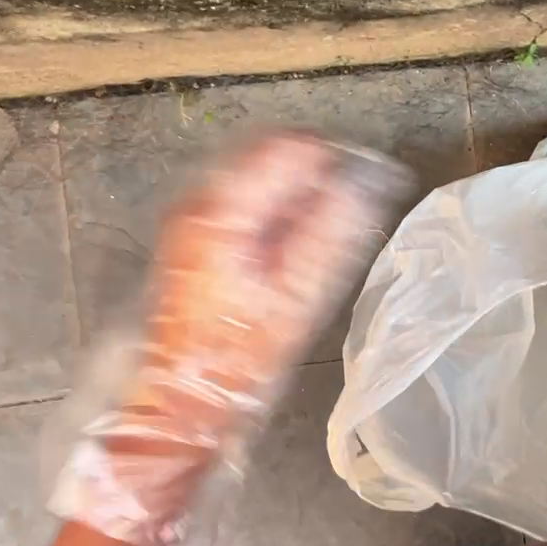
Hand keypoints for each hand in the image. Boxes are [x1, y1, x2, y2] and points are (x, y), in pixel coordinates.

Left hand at [51, 130, 405, 545]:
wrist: (181, 398)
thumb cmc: (238, 357)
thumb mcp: (299, 297)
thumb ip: (333, 234)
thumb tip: (364, 188)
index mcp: (224, 213)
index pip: (287, 147)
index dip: (333, 155)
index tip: (365, 174)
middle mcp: (197, 202)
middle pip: (266, 147)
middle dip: (315, 163)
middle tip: (351, 190)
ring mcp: (188, 215)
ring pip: (253, 166)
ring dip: (295, 179)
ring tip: (328, 210)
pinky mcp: (190, 232)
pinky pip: (240, 191)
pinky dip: (274, 196)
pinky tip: (293, 228)